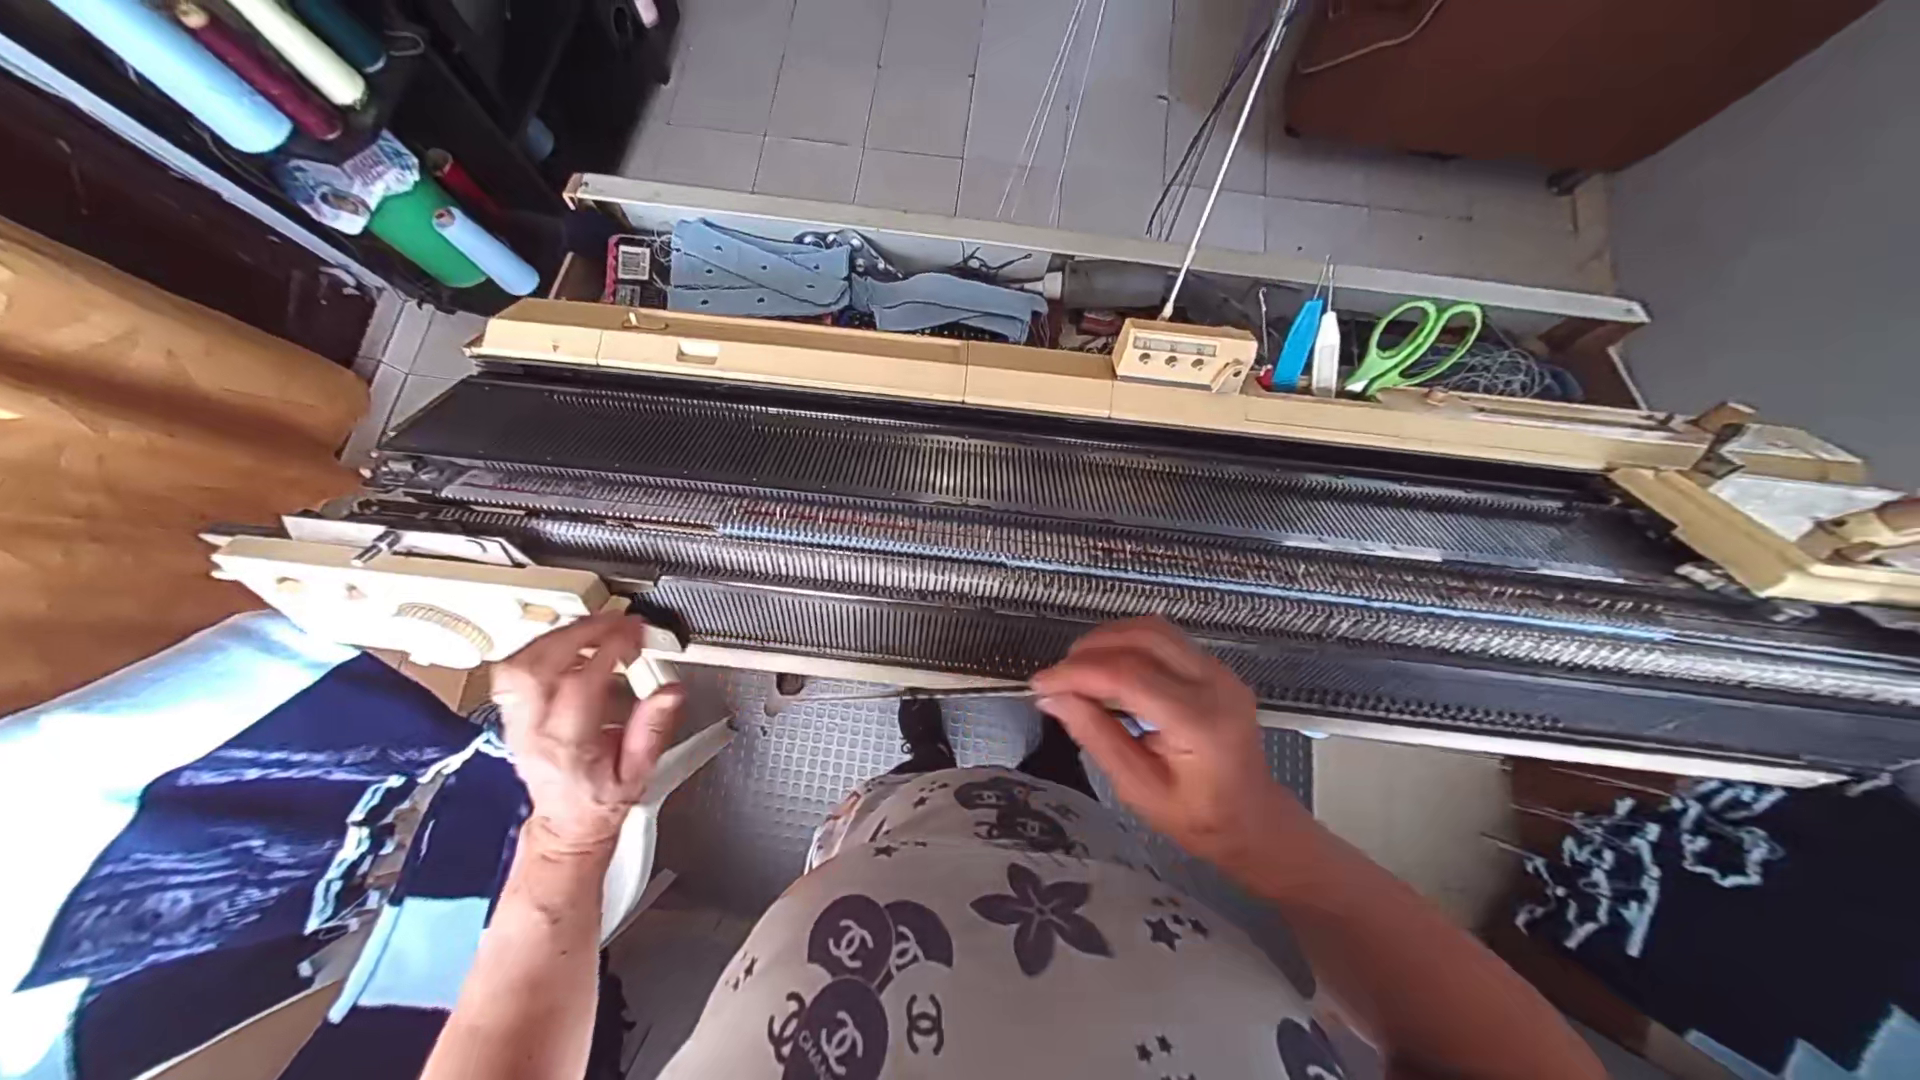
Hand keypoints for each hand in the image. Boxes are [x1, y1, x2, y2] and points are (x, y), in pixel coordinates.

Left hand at [490, 613, 685, 854]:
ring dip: (557, 636)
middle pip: (539, 667)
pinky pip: (512, 672)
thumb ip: (654, 729)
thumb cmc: (601, 801)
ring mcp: (517, 723)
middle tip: (613, 621)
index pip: (580, 684)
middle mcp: (535, 732)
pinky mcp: (513, 716)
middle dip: (580, 633)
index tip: (634, 634)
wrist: (567, 824)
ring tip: (591, 626)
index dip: (609, 650)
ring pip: (519, 665)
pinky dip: (540, 648)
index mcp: (569, 746)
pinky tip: (566, 642)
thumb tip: (670, 691)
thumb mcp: (640, 771)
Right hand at [1030, 616, 1307, 870]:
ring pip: (1153, 629)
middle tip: (1057, 677)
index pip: (1128, 676)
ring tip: (1076, 670)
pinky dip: (1126, 643)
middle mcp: (1215, 684)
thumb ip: (1096, 737)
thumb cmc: (1199, 819)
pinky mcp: (1214, 667)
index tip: (1040, 684)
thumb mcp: (1138, 789)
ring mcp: (1219, 670)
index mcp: (1200, 723)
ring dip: (1107, 640)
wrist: (1254, 820)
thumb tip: (1052, 697)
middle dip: (1089, 650)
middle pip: (1142, 638)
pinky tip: (1106, 667)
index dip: (1077, 673)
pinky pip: (1163, 638)